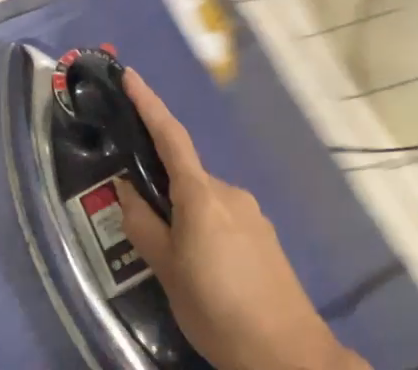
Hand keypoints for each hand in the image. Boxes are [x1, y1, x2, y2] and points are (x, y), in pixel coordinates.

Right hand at [115, 70, 367, 369]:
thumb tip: (127, 190)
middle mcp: (229, 193)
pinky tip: (201, 269)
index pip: (169, 135)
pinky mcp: (264, 239)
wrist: (290, 356)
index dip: (147, 103)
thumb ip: (142, 225)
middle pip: (184, 175)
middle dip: (161, 187)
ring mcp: (251, 215)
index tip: (129, 75)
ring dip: (183, 215)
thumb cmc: (218, 308)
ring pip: (203, 201)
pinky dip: (203, 230)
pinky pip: (222, 220)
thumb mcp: (166, 270)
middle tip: (140, 219)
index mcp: (200, 194)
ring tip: (171, 257)